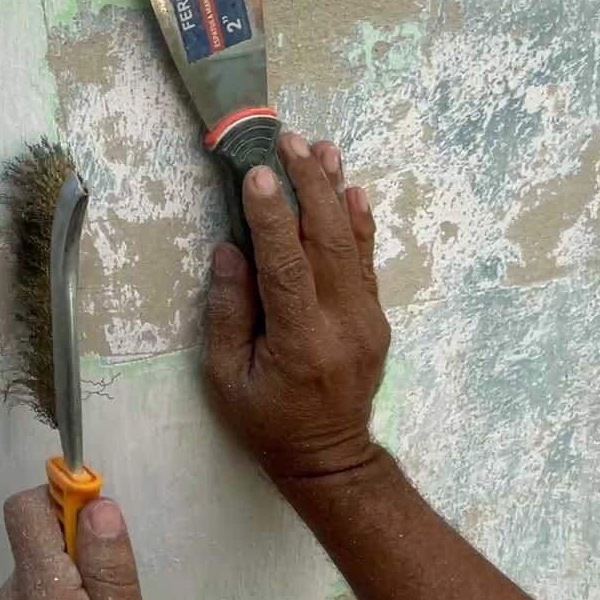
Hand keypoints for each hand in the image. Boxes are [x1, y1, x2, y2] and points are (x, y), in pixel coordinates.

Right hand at [203, 132, 391, 479]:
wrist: (329, 457)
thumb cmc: (264, 419)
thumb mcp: (224, 375)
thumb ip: (226, 310)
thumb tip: (230, 250)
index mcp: (300, 341)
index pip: (287, 267)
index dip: (272, 217)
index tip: (257, 173)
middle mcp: (344, 323)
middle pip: (329, 241)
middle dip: (308, 185)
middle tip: (289, 141)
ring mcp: (368, 317)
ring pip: (354, 242)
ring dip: (335, 191)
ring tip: (321, 147)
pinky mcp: (375, 315)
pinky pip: (368, 260)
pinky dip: (360, 221)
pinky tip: (351, 187)